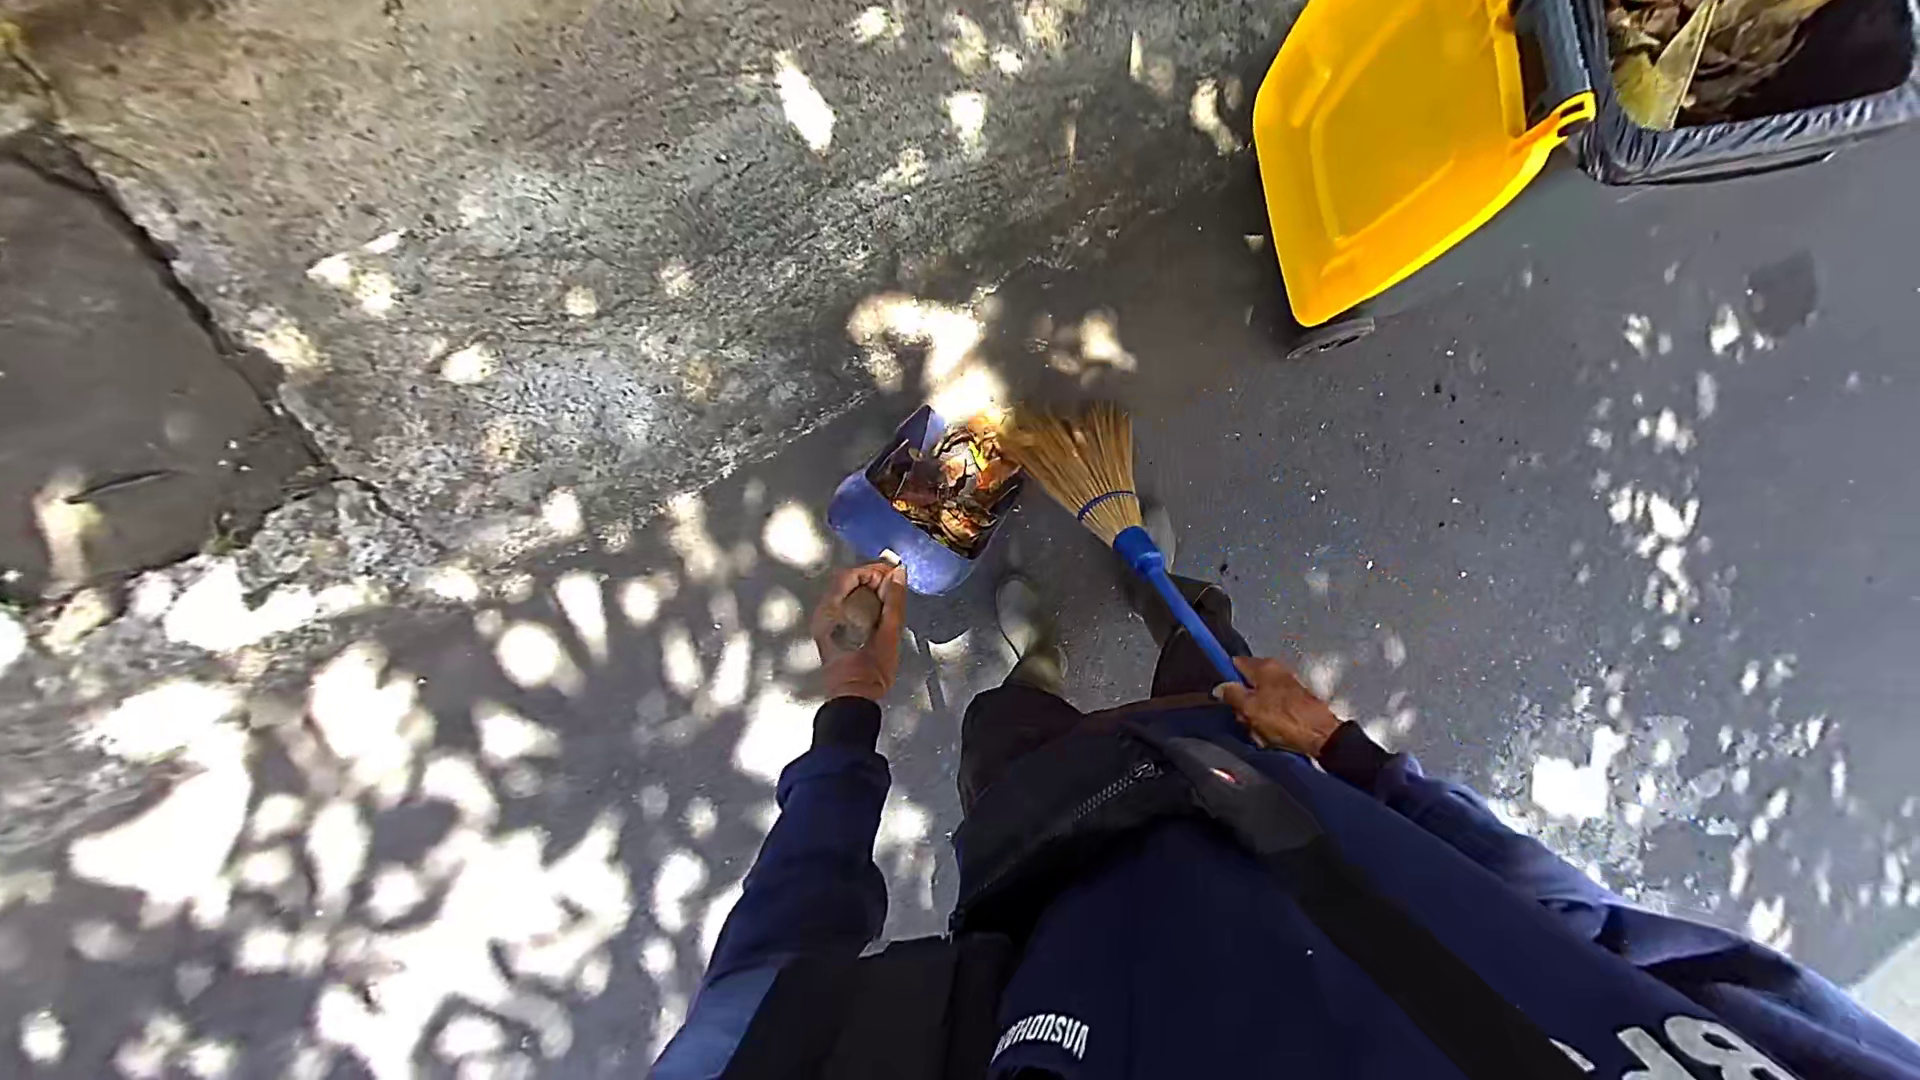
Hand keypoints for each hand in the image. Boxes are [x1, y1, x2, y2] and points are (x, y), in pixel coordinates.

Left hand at [810, 563, 908, 701]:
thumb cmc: (870, 671)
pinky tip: (877, 608)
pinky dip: (862, 599)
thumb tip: (898, 574)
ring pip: (845, 591)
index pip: (849, 575)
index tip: (893, 574)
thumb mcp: (889, 634)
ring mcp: (824, 622)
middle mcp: (823, 614)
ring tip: (889, 595)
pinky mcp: (829, 630)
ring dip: (868, 588)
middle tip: (893, 583)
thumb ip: (894, 601)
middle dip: (872, 577)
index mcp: (831, 612)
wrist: (854, 698)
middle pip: (845, 581)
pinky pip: (844, 604)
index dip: (873, 570)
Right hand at [1214, 656, 1341, 756]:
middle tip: (1244, 718)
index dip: (1226, 678)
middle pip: (1246, 683)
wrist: (1322, 737)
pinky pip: (1272, 708)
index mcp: (1263, 666)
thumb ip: (1231, 694)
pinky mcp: (1295, 701)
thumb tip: (1220, 687)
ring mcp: (1286, 685)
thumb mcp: (1249, 707)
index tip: (1224, 696)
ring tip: (1259, 731)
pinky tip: (1270, 734)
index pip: (1234, 663)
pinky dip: (1269, 720)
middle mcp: (1275, 670)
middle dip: (1242, 703)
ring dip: (1255, 716)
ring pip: (1259, 699)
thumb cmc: (1282, 718)